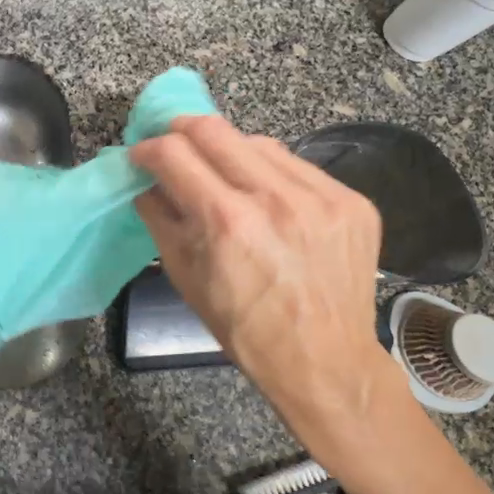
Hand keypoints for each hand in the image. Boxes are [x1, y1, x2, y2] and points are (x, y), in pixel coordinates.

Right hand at [131, 117, 394, 434]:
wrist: (326, 363)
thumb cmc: (245, 328)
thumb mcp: (184, 275)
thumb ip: (159, 216)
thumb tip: (144, 180)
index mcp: (227, 222)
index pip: (173, 153)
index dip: (148, 148)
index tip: (141, 155)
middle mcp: (275, 199)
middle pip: (213, 130)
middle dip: (182, 132)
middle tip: (173, 146)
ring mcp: (320, 197)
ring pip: (256, 141)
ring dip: (229, 151)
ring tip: (224, 175)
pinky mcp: (352, 201)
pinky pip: (296, 165)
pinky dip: (271, 172)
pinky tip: (268, 198)